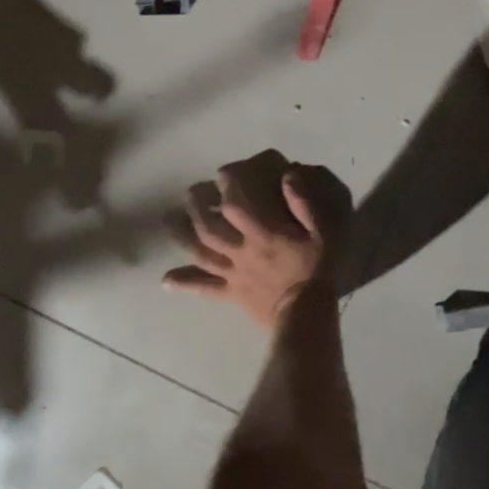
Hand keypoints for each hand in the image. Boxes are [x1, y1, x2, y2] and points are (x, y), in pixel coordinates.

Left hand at [163, 150, 350, 329]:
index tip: (221, 173)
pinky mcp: (230, 294)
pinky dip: (186, 283)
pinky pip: (205, 288)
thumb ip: (304, 204)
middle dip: (196, 207)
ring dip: (182, 236)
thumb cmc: (316, 271)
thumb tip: (288, 177)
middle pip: (209, 227)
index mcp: (262, 234)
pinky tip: (167, 280)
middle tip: (189, 192)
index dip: (227, 187)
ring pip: (201, 252)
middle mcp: (240, 251)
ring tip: (169, 220)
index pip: (237, 206)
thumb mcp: (321, 232)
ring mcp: (232, 274)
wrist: (307, 316)